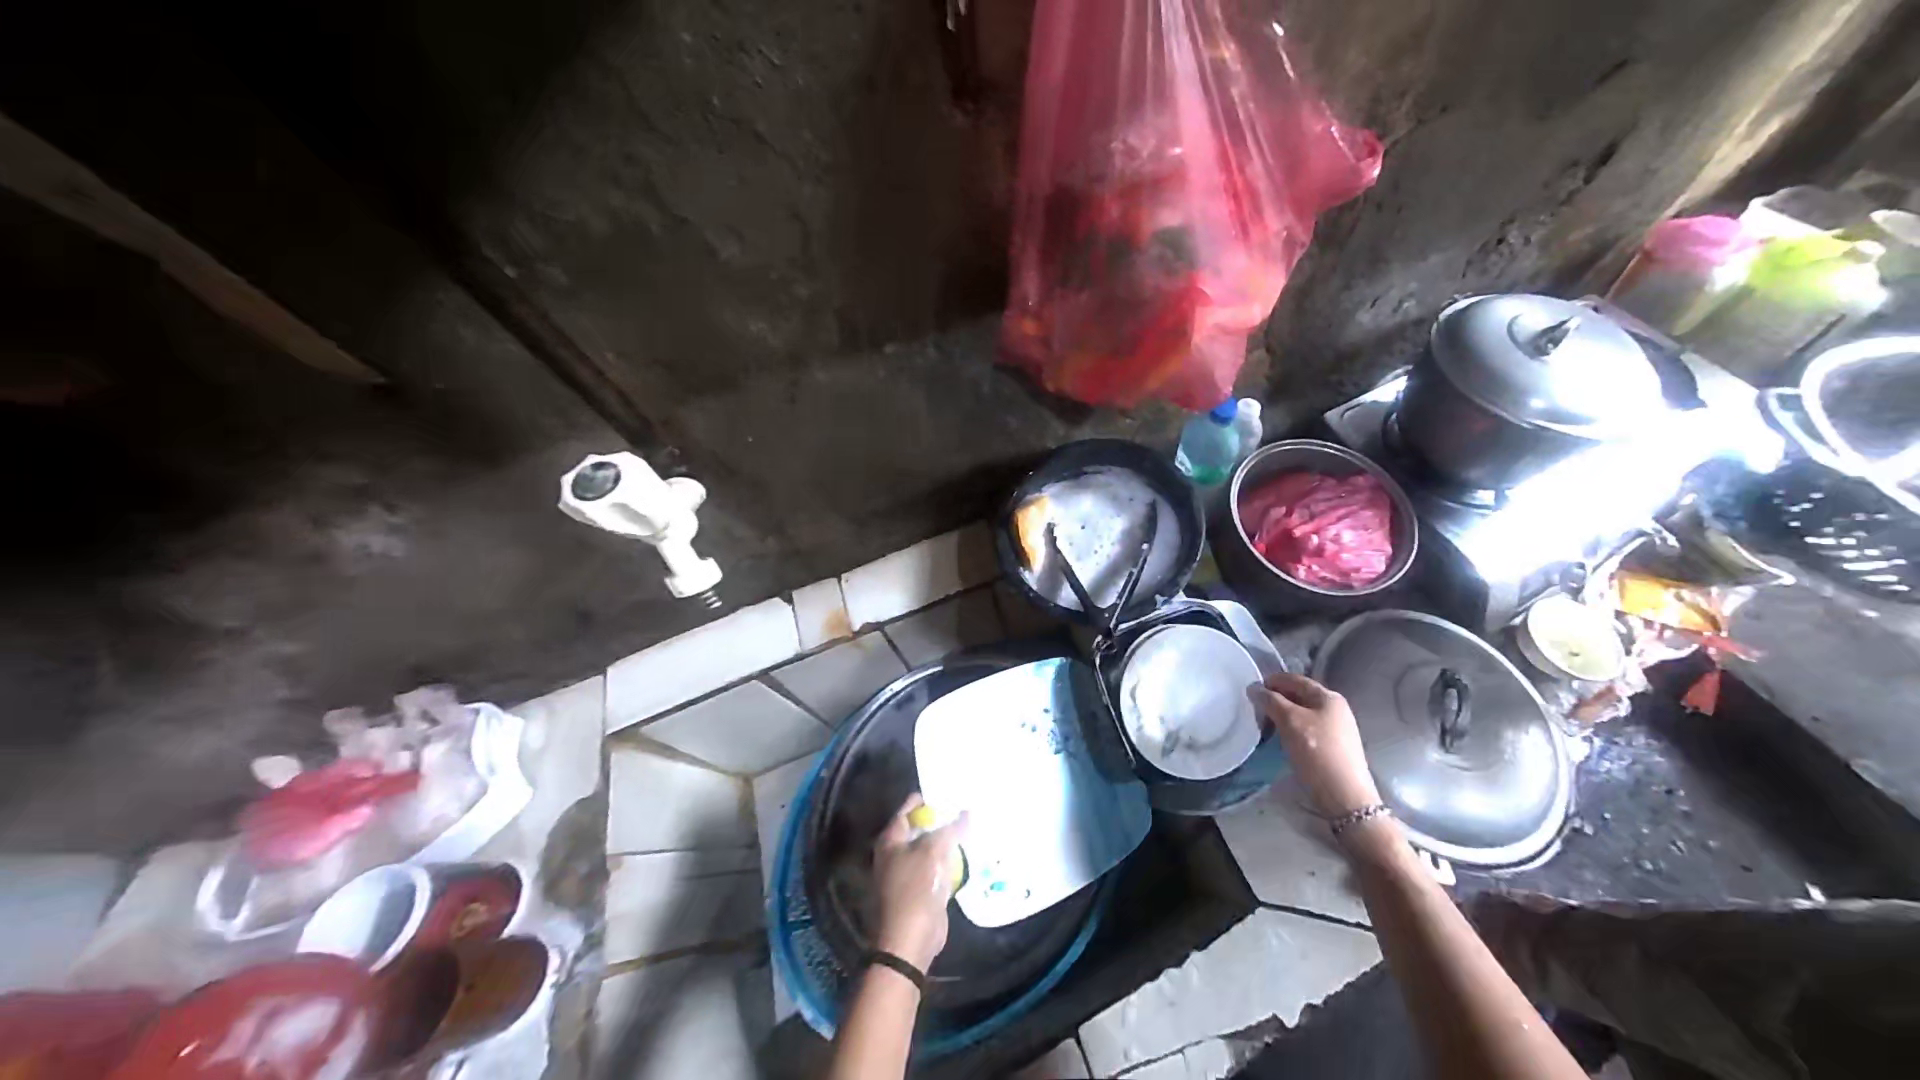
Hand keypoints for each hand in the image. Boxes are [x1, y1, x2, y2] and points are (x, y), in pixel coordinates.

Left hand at [872, 794, 967, 973]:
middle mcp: (895, 853)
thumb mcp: (934, 852)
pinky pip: (937, 868)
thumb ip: (950, 829)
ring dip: (947, 842)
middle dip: (941, 821)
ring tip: (971, 828)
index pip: (908, 809)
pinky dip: (949, 862)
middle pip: (920, 829)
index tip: (950, 792)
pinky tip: (968, 855)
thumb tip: (966, 813)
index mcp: (890, 840)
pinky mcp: (921, 890)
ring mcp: (907, 873)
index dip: (928, 800)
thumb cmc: (916, 889)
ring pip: (930, 849)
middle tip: (965, 809)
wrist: (910, 939)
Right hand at [1249, 672, 1381, 818]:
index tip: (1251, 689)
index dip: (1272, 681)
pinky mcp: (1333, 746)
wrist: (1344, 795)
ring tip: (1263, 722)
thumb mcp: (1290, 721)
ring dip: (1282, 714)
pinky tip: (1281, 736)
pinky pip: (1307, 728)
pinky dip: (1291, 727)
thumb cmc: (1316, 752)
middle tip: (1254, 706)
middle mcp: (1335, 709)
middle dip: (1276, 698)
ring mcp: (1336, 728)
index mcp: (1329, 697)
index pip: (1295, 679)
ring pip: (1302, 712)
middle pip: (1299, 695)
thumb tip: (1254, 688)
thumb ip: (1270, 700)